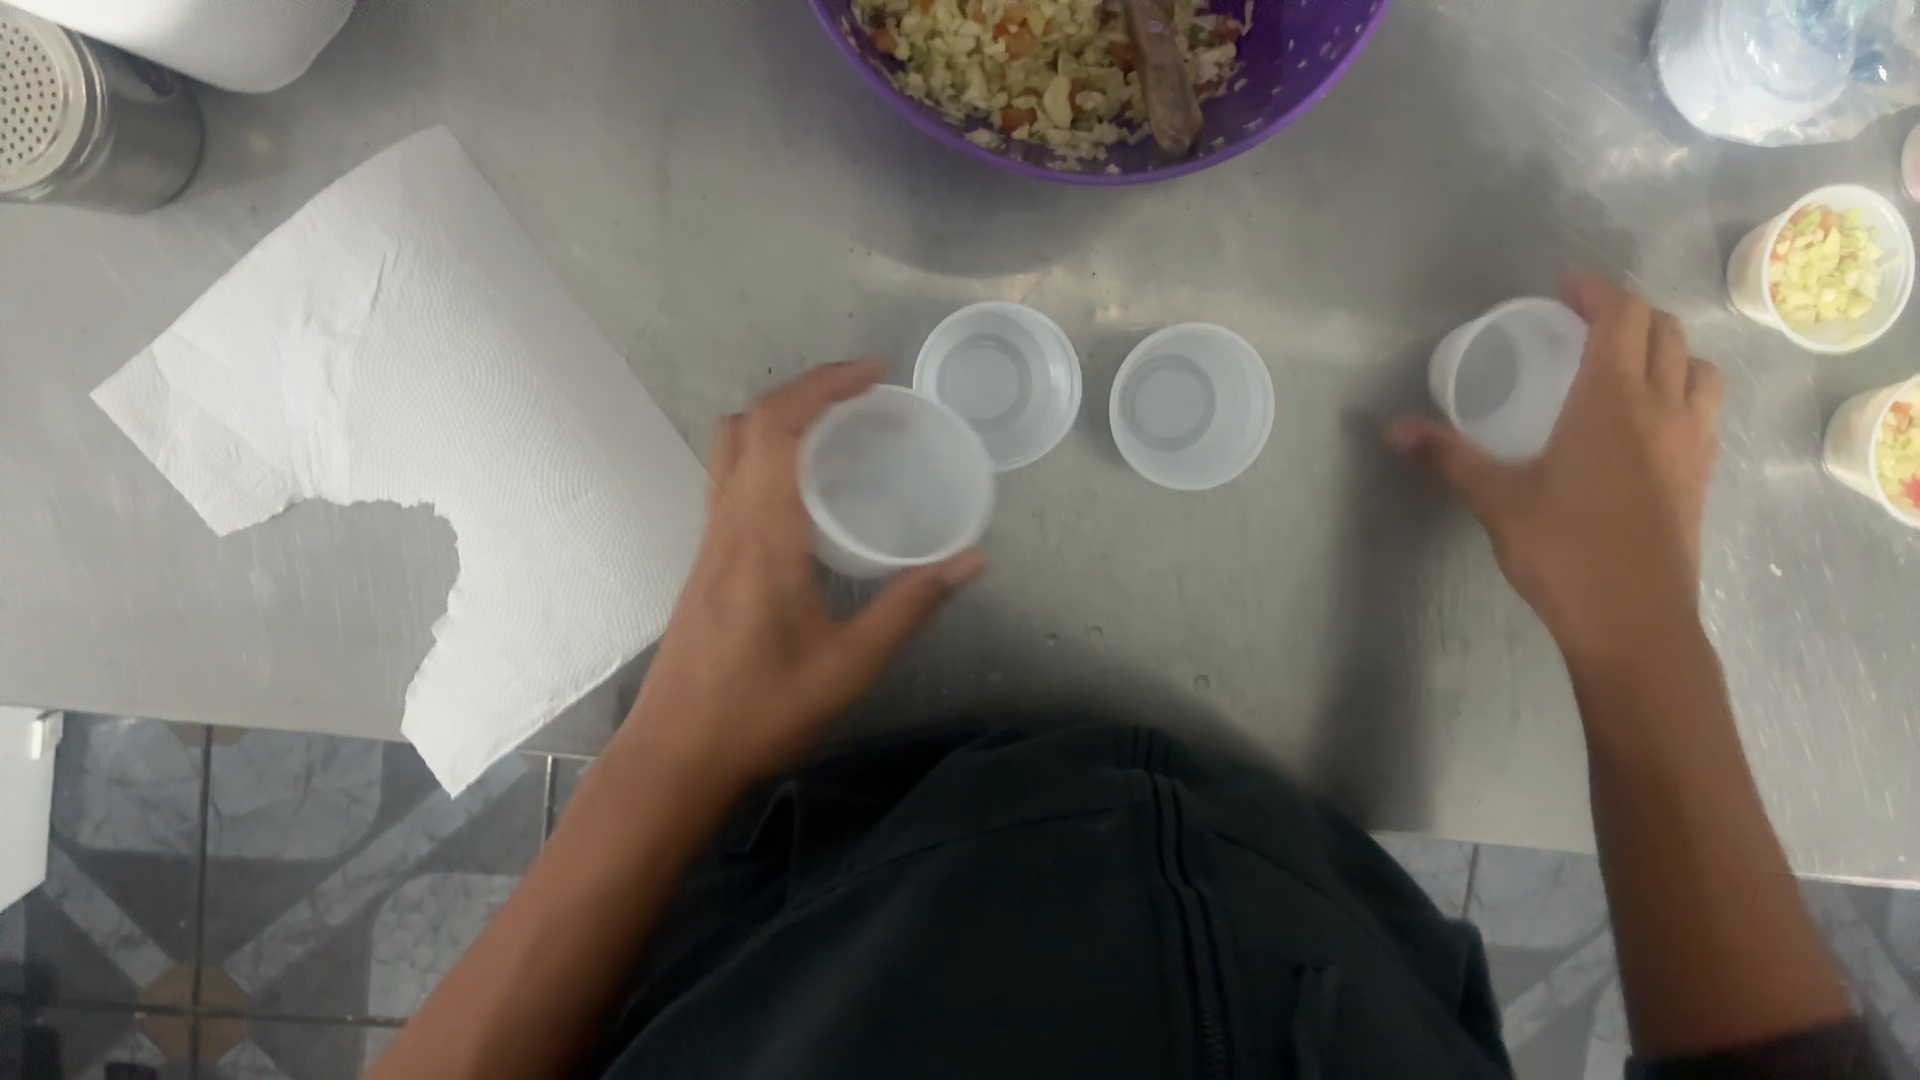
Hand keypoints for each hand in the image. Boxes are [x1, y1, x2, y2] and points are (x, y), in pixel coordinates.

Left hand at [617, 361, 986, 793]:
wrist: (675, 756)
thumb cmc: (760, 713)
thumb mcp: (849, 666)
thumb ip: (909, 607)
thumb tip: (970, 560)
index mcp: (762, 538)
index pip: (779, 431)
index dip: (824, 387)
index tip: (875, 375)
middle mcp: (728, 526)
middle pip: (748, 425)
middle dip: (805, 393)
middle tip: (863, 398)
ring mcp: (710, 543)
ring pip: (731, 450)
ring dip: (781, 421)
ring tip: (841, 433)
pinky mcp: (706, 563)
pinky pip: (732, 481)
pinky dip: (769, 457)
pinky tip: (809, 493)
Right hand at [1387, 274, 1724, 663]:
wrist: (1632, 618)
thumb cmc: (1562, 550)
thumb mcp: (1494, 499)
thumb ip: (1446, 456)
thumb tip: (1392, 428)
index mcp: (1612, 405)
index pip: (1623, 320)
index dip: (1598, 291)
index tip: (1563, 285)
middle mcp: (1663, 411)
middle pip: (1666, 334)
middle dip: (1628, 313)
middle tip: (1582, 319)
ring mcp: (1691, 443)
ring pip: (1697, 369)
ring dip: (1664, 349)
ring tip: (1621, 361)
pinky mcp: (1698, 475)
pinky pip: (1700, 407)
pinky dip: (1677, 388)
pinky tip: (1642, 418)